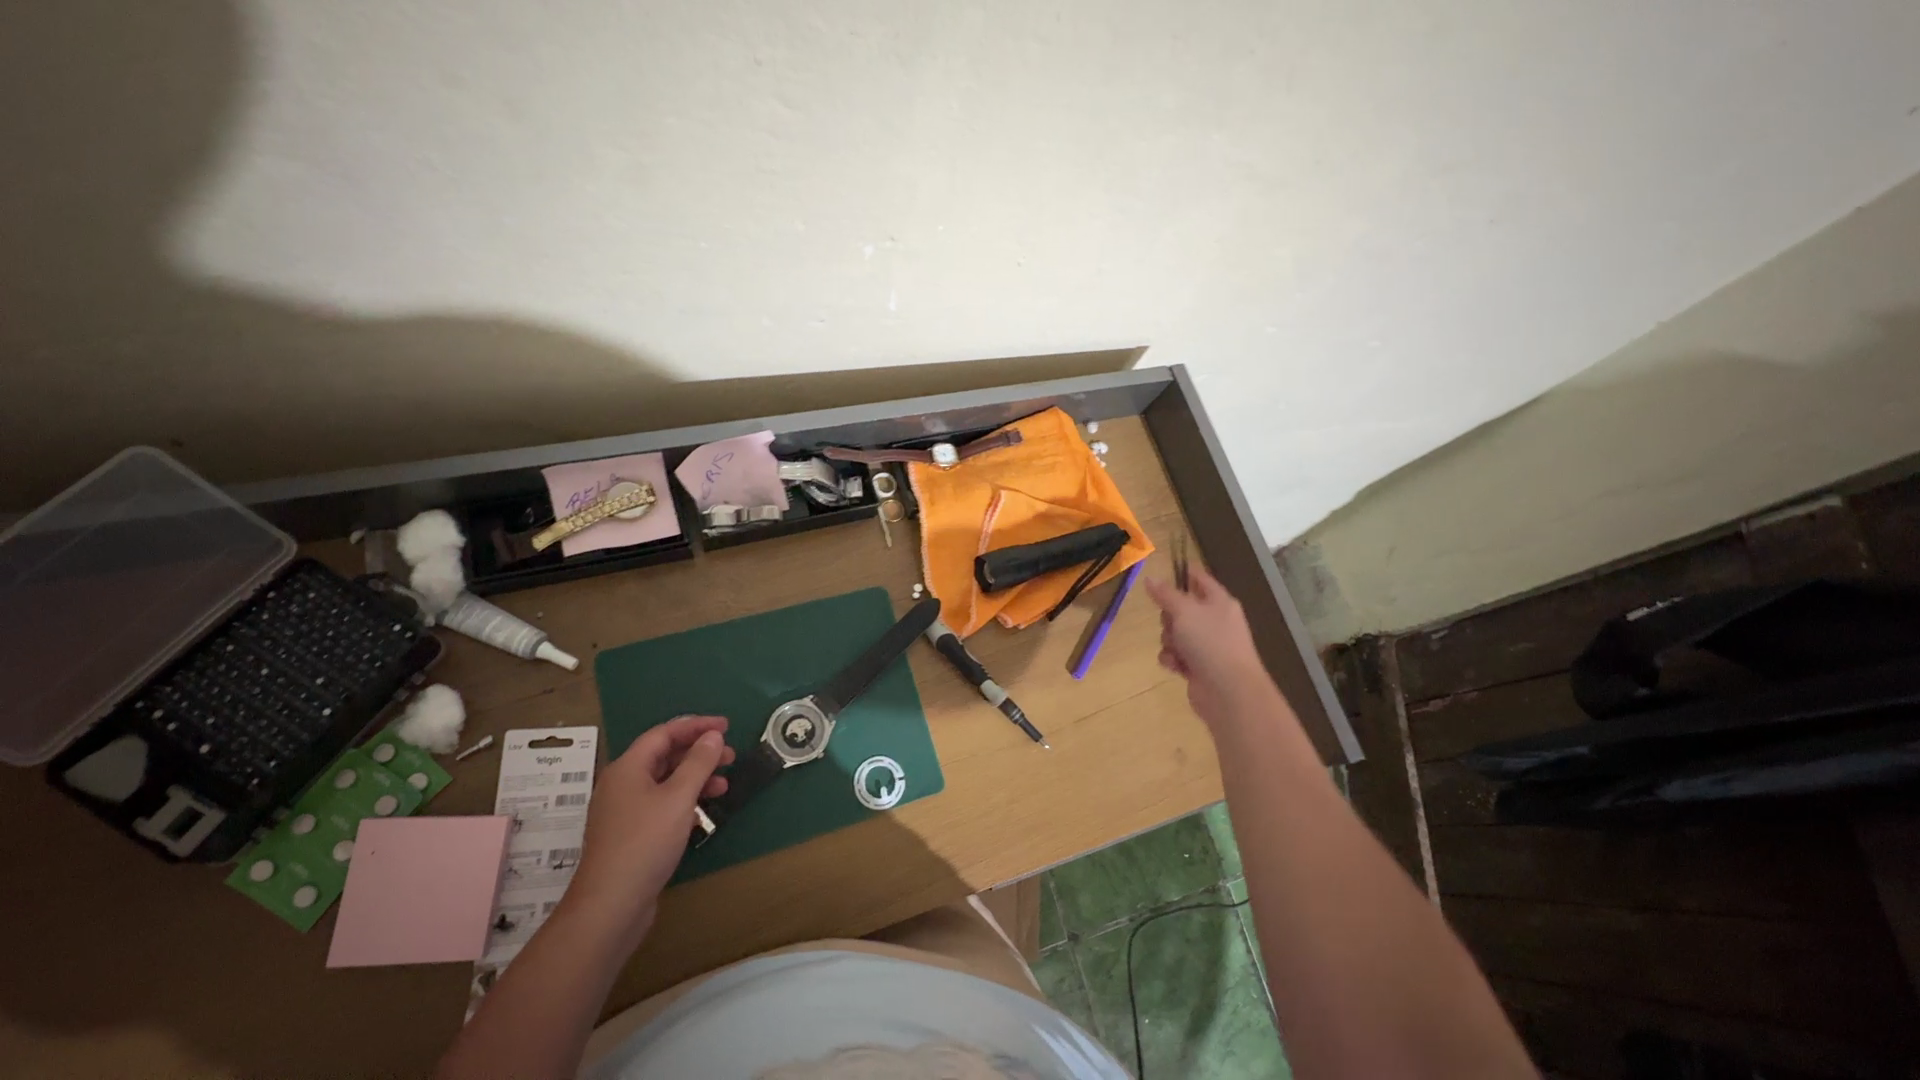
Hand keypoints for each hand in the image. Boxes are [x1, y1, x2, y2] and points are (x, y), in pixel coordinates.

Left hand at [567, 715, 733, 943]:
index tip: (726, 726)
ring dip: (694, 778)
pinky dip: (683, 801)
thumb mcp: (678, 798)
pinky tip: (701, 812)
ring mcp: (623, 811)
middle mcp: (621, 784)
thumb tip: (712, 736)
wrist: (611, 904)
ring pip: (663, 782)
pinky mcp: (629, 834)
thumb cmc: (645, 843)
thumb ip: (698, 763)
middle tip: (731, 757)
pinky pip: (660, 804)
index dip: (696, 726)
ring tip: (724, 786)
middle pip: (663, 756)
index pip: (664, 733)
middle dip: (698, 753)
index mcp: (628, 768)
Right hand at [1143, 564, 1272, 728]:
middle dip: (1169, 617)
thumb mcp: (1184, 611)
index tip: (1165, 572)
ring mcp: (1208, 646)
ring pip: (1176, 634)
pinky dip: (1173, 659)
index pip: (1201, 580)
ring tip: (1175, 650)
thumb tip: (1150, 578)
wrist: (1228, 691)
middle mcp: (1215, 621)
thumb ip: (1165, 594)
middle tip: (1170, 622)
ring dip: (1169, 641)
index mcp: (1220, 602)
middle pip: (1182, 609)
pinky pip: (1177, 656)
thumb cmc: (1210, 642)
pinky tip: (1175, 666)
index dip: (1184, 574)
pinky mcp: (1199, 667)